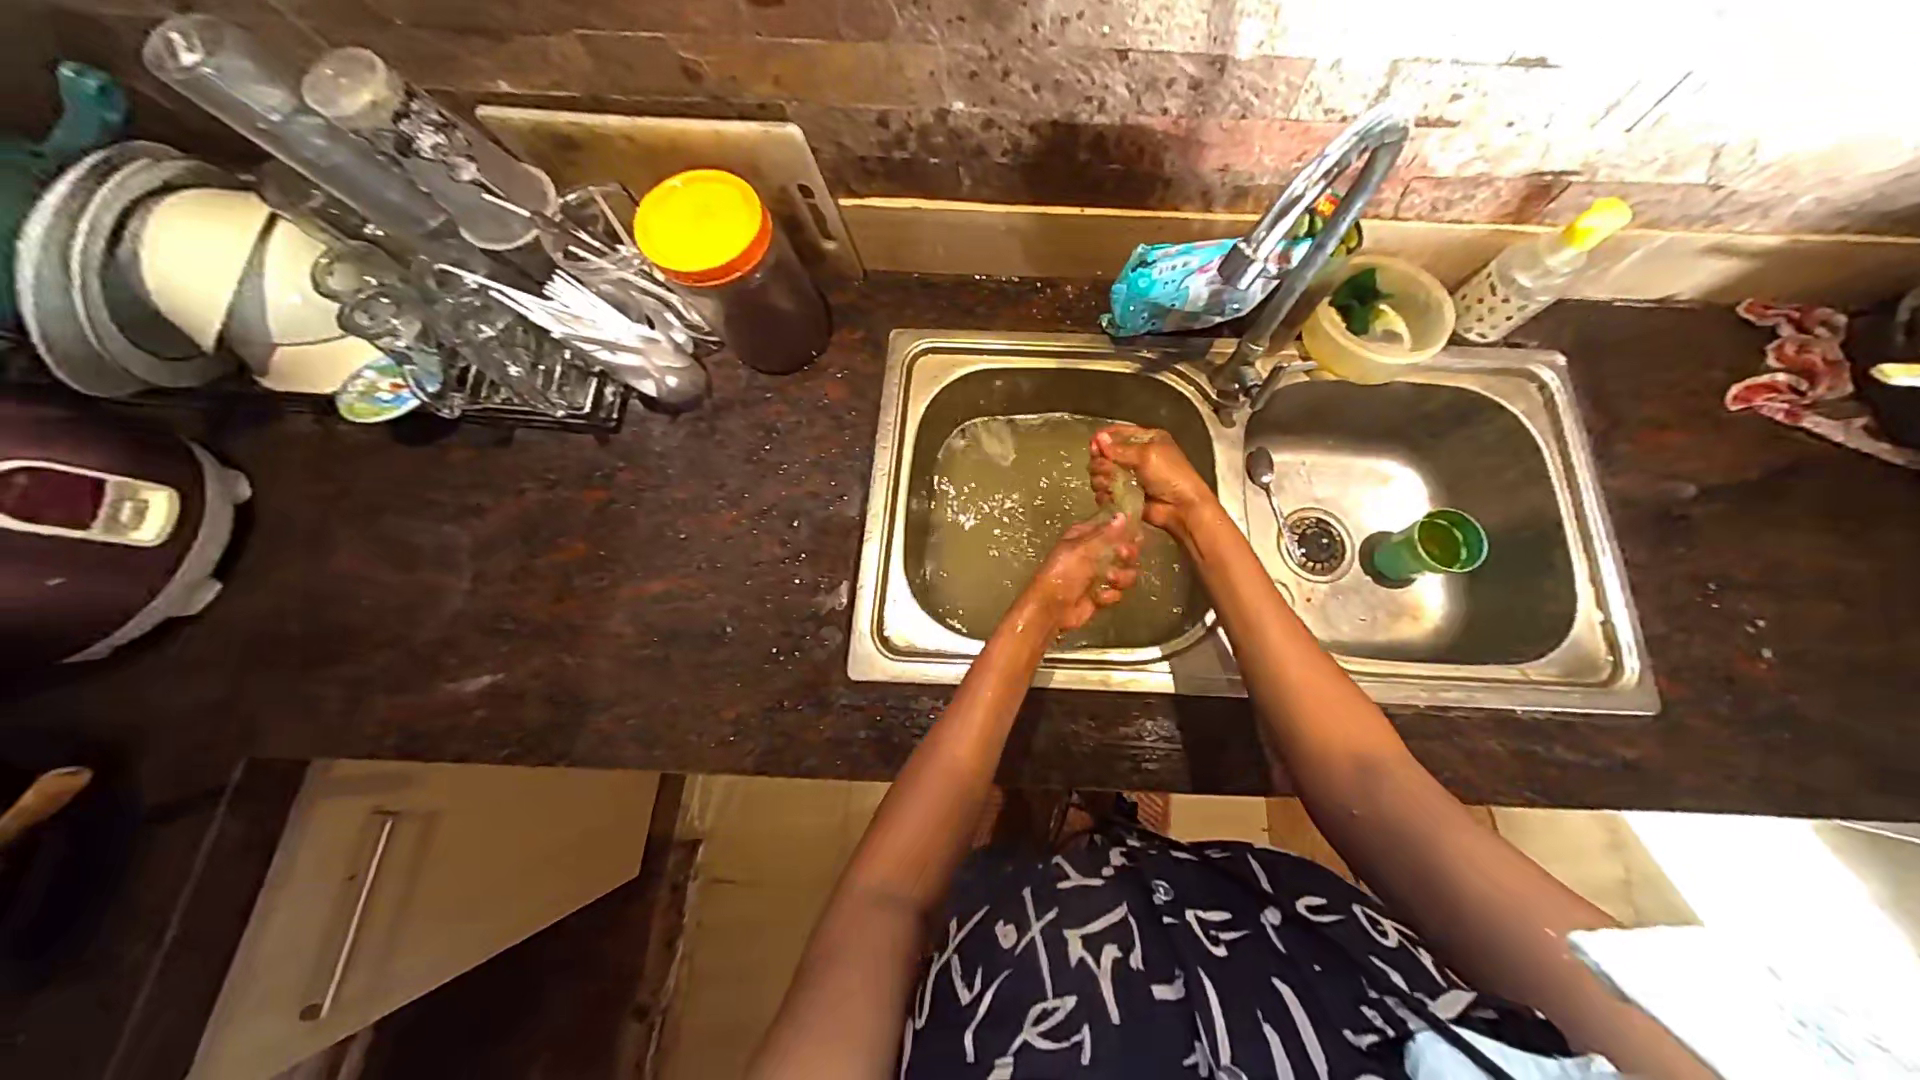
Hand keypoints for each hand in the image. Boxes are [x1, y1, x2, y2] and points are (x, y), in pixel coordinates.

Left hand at [1026, 513, 1140, 631]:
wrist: (1051, 610)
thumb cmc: (1061, 574)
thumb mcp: (1081, 549)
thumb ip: (1105, 534)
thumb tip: (1123, 515)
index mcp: (1085, 535)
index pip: (1112, 525)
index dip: (1126, 528)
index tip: (1133, 534)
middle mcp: (1094, 552)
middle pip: (1126, 548)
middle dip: (1127, 553)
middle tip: (1123, 555)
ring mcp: (1099, 574)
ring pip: (1126, 571)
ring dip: (1121, 576)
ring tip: (1109, 579)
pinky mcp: (1102, 594)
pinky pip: (1118, 591)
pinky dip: (1110, 595)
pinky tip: (1098, 598)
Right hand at [1089, 425, 1212, 531]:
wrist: (1181, 508)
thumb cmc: (1170, 476)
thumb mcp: (1147, 455)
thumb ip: (1120, 448)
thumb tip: (1097, 438)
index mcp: (1145, 440)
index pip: (1116, 433)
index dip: (1103, 439)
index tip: (1094, 447)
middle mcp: (1134, 456)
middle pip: (1103, 454)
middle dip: (1101, 462)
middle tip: (1107, 469)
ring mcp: (1127, 477)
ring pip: (1100, 474)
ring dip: (1102, 479)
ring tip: (1111, 484)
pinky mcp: (1123, 495)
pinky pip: (1103, 492)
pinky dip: (1104, 494)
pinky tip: (1111, 496)